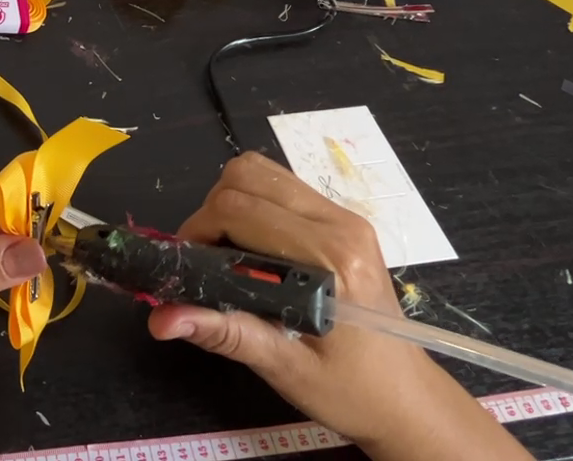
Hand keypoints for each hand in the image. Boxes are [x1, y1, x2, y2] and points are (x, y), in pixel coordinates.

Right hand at [146, 153, 530, 460]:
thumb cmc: (352, 391)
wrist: (411, 400)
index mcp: (331, 256)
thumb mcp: (286, 369)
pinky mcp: (341, 217)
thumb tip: (161, 319)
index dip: (199, 230)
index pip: (239, 209)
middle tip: (204, 258)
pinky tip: (251, 244)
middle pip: (245, 176)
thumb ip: (225, 333)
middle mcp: (340, 222)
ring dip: (228, 201)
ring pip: (259, 171)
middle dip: (210, 211)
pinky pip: (277, 184)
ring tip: (225, 249)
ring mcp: (344, 214)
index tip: (187, 266)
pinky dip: (249, 202)